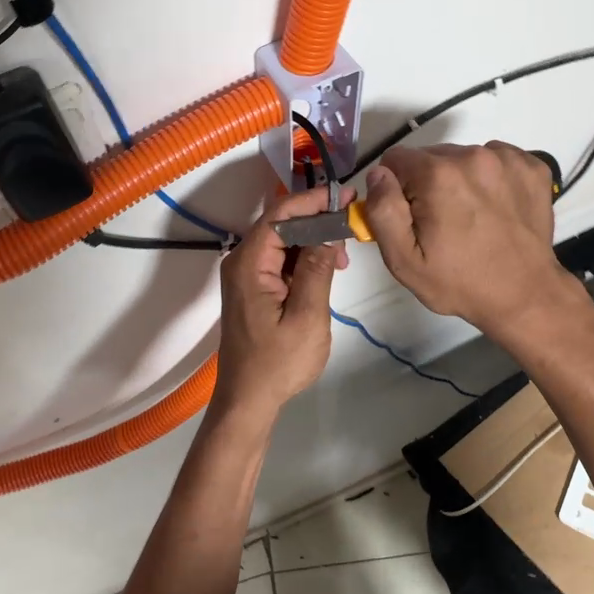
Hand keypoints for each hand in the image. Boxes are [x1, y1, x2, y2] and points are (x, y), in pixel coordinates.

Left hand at [214, 187, 349, 413]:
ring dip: (312, 242)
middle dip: (316, 219)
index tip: (345, 194)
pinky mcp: (252, 291)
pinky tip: (326, 268)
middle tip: (352, 221)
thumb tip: (328, 233)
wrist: (247, 399)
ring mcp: (245, 277)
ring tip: (344, 253)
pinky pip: (279, 263)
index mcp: (249, 264)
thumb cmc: (277, 362)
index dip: (312, 200)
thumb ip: (317, 270)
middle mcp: (241, 263)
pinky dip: (303, 260)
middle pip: (280, 225)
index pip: (280, 215)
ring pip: (282, 244)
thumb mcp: (307, 316)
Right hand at [360, 143, 570, 338]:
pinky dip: (490, 179)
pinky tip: (494, 208)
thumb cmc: (458, 282)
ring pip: (464, 157)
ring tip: (470, 217)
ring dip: (459, 180)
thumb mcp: (403, 259)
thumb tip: (378, 174)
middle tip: (440, 223)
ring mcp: (508, 160)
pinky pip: (497, 159)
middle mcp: (473, 156)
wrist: (523, 295)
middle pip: (431, 156)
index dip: (396, 188)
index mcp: (437, 175)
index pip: (396, 159)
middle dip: (427, 183)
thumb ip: (383, 210)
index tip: (410, 217)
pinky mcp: (532, 167)